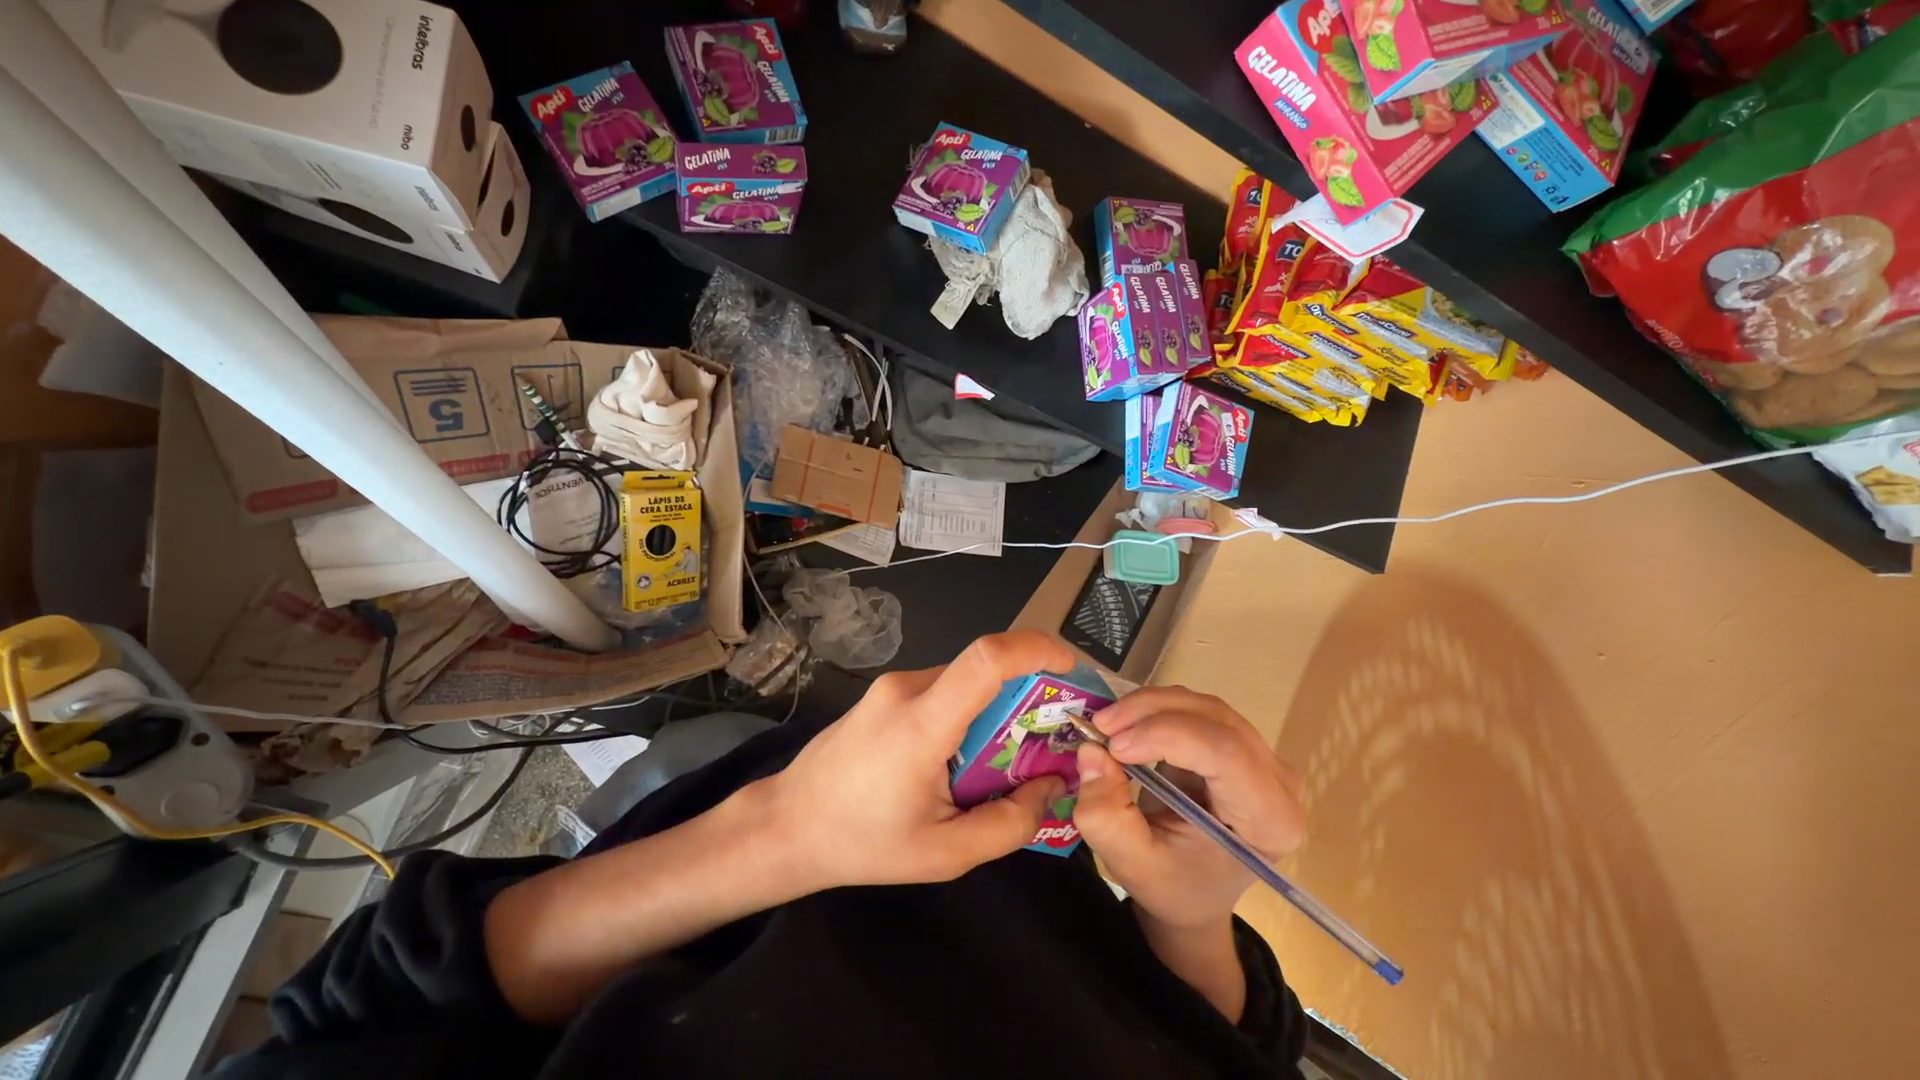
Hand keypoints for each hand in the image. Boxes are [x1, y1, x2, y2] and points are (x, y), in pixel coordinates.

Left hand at [758, 629, 1076, 889]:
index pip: (985, 659)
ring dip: (997, 712)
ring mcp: (890, 689)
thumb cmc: (862, 843)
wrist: (786, 827)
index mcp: (921, 723)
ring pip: (964, 683)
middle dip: (1027, 698)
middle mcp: (906, 690)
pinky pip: (942, 693)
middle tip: (1053, 739)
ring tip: (1010, 762)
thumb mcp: (945, 853)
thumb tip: (1052, 786)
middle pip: (983, 673)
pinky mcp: (883, 697)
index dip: (1034, 649)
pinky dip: (970, 716)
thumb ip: (1008, 823)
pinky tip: (968, 762)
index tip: (1069, 665)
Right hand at [1072, 688, 1305, 932]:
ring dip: (1150, 706)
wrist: (1194, 895)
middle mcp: (1280, 782)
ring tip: (1107, 726)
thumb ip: (1106, 815)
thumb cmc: (1173, 887)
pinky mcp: (1241, 745)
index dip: (1166, 735)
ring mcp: (1264, 758)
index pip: (1226, 753)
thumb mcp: (1132, 863)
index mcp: (1270, 821)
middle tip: (1099, 726)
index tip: (1112, 746)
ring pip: (1204, 707)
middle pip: (1215, 720)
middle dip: (1151, 712)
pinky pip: (1198, 711)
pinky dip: (1157, 710)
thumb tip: (1091, 751)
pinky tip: (1127, 725)